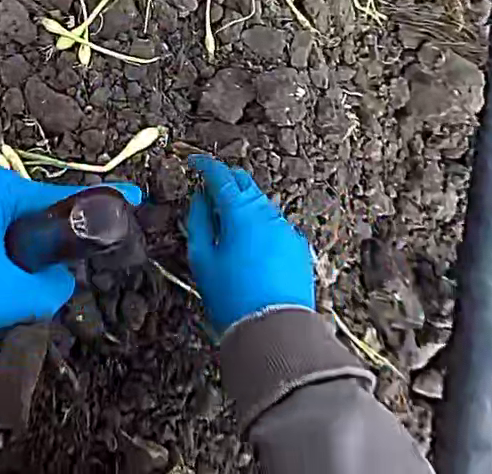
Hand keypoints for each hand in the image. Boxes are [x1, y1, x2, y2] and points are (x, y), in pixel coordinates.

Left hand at [0, 168, 142, 370]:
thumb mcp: (2, 294)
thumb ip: (47, 290)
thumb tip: (63, 285)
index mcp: (8, 191)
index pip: (70, 196)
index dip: (106, 204)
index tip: (138, 202)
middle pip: (49, 217)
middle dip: (66, 243)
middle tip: (89, 265)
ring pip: (25, 234)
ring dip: (37, 259)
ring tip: (46, 286)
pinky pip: (5, 242)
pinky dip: (16, 261)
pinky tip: (15, 287)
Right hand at [185, 155, 315, 336]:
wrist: (275, 329)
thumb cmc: (233, 298)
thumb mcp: (203, 259)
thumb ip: (198, 221)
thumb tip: (199, 199)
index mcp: (239, 210)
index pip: (219, 174)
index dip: (204, 165)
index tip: (194, 162)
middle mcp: (265, 211)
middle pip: (244, 182)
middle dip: (225, 180)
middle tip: (209, 191)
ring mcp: (284, 226)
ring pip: (259, 203)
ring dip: (243, 205)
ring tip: (227, 226)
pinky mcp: (296, 244)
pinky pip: (274, 224)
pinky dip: (259, 225)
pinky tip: (250, 246)